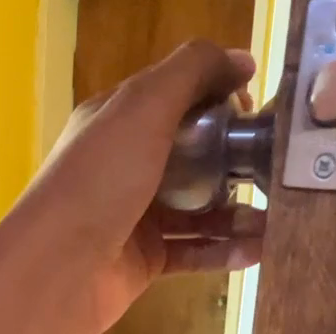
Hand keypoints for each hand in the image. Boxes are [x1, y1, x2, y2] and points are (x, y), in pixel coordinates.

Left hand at [0, 41, 264, 333]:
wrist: (56, 270)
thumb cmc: (98, 181)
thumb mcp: (144, 106)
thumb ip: (193, 73)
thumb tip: (244, 61)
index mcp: (120, 121)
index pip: (178, 101)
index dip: (220, 103)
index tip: (260, 116)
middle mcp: (127, 166)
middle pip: (193, 158)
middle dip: (236, 163)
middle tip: (277, 172)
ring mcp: (136, 217)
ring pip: (198, 210)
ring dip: (238, 213)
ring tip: (279, 218)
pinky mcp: (145, 262)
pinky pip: (193, 252)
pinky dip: (224, 251)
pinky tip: (258, 251)